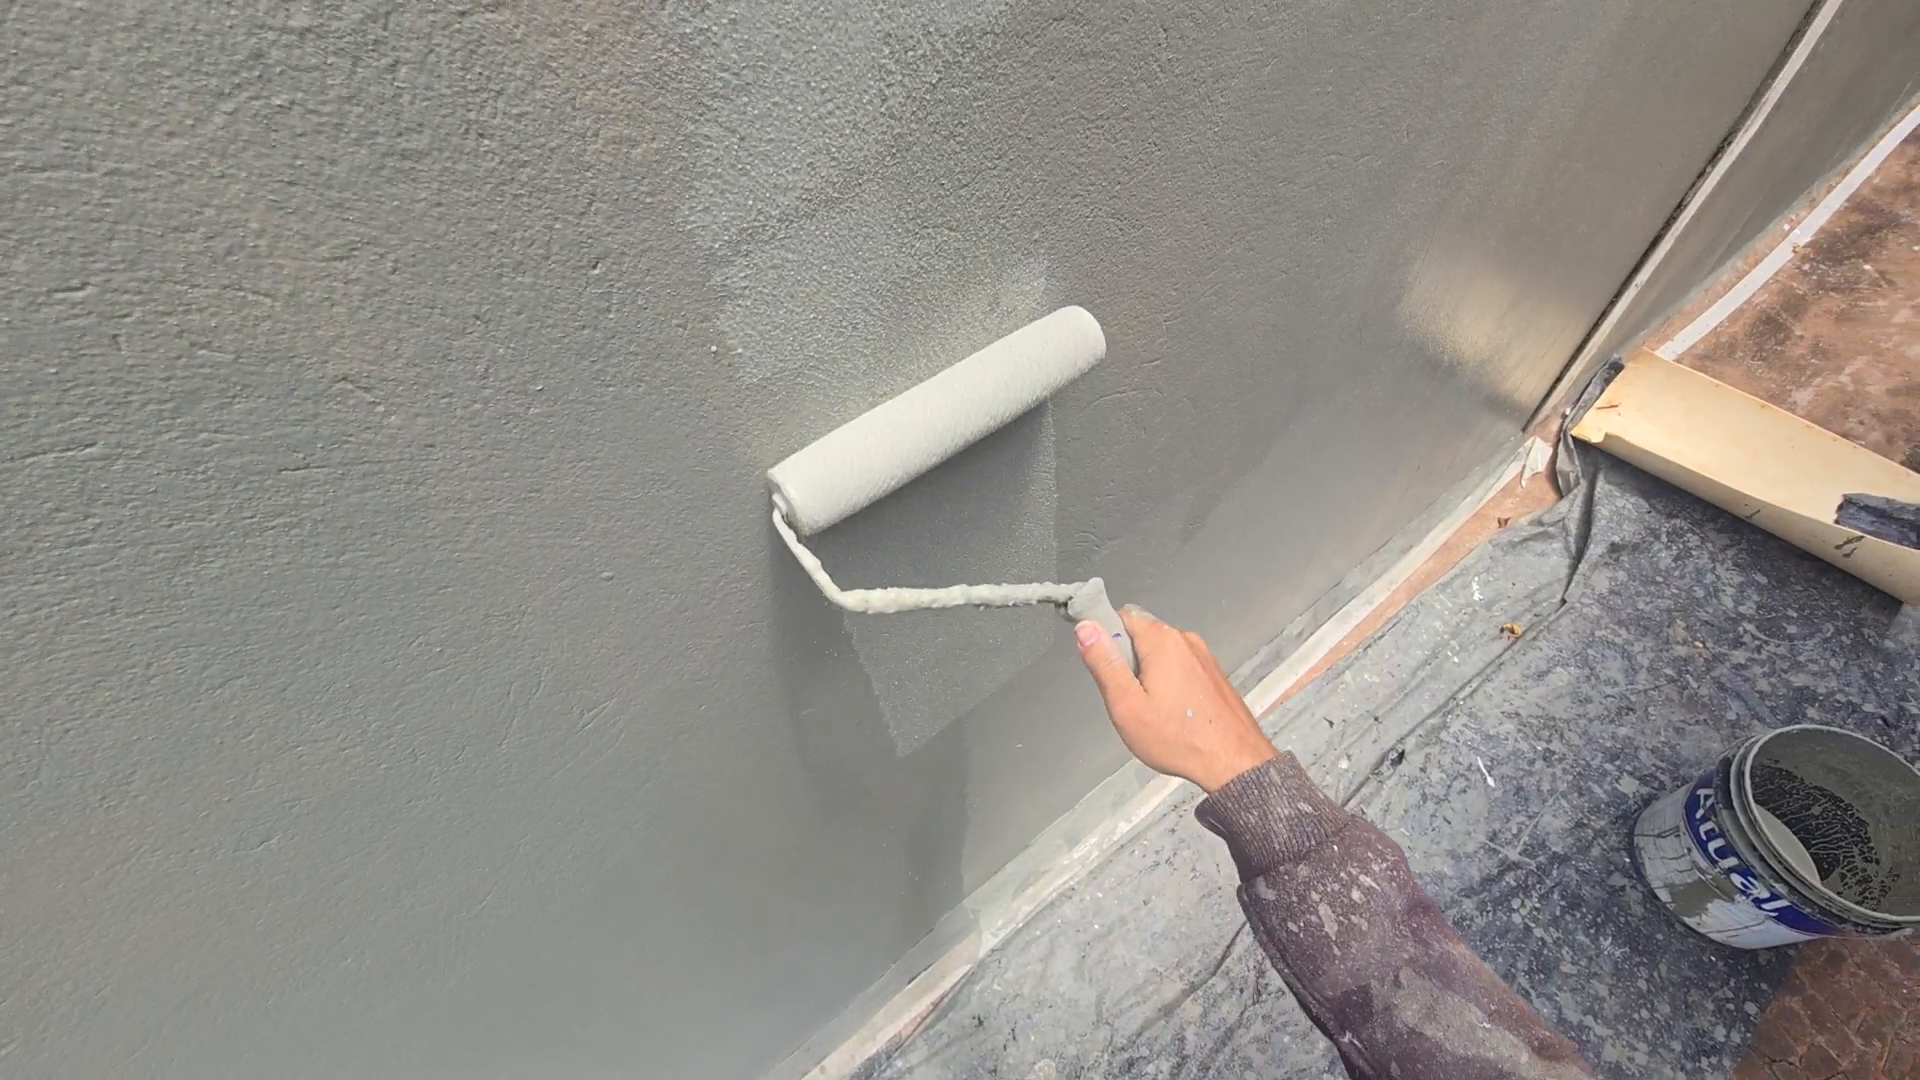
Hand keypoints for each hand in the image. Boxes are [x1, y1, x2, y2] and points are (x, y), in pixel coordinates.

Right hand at [1075, 607, 1278, 792]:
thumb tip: (1085, 627)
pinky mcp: (1212, 673)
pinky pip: (1179, 666)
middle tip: (1128, 697)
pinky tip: (1171, 712)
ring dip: (1147, 673)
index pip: (1120, 616)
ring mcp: (1202, 655)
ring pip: (1159, 652)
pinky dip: (1168, 682)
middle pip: (1140, 634)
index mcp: (1162, 640)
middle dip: (1126, 660)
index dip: (1104, 638)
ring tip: (1150, 709)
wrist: (1234, 764)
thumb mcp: (1126, 704)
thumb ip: (1103, 662)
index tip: (1104, 667)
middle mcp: (1184, 639)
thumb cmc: (1179, 738)